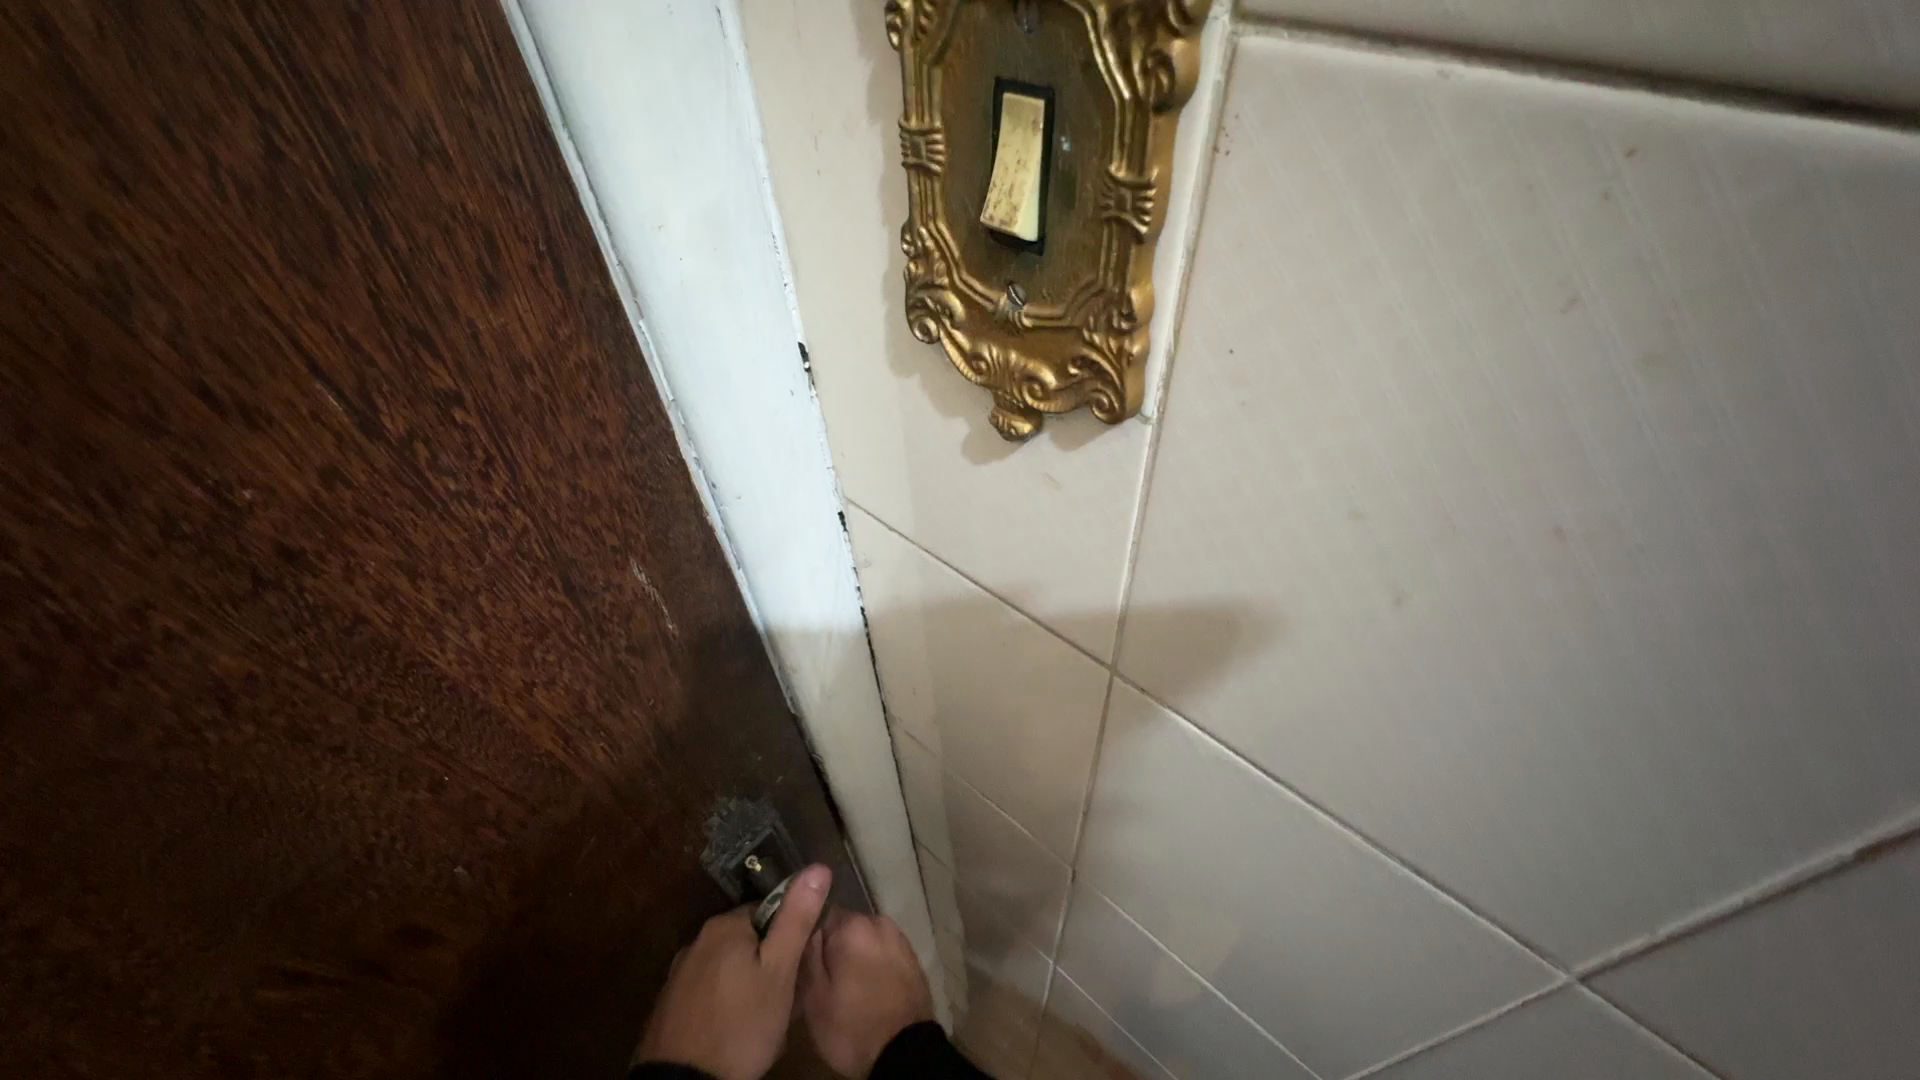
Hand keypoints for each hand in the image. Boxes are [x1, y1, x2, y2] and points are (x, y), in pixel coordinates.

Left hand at [634, 864, 832, 1079]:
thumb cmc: (742, 1022)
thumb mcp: (780, 971)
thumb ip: (797, 919)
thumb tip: (818, 866)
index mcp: (724, 925)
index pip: (768, 911)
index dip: (788, 937)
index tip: (796, 967)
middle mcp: (695, 941)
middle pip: (747, 939)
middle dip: (766, 962)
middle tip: (782, 995)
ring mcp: (678, 974)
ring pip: (726, 967)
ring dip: (744, 983)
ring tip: (760, 1016)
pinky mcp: (669, 1006)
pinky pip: (708, 992)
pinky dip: (723, 1003)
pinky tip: (733, 1028)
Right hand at [800, 909, 935, 1076]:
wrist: (905, 1053)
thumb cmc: (851, 1026)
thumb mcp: (814, 997)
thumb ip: (807, 953)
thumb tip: (805, 924)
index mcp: (851, 926)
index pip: (820, 914)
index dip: (809, 936)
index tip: (804, 959)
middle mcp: (878, 921)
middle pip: (844, 926)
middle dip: (834, 946)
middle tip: (825, 978)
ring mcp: (899, 938)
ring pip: (865, 939)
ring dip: (856, 954)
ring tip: (847, 986)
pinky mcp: (913, 957)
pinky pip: (884, 951)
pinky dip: (875, 963)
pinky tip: (869, 988)